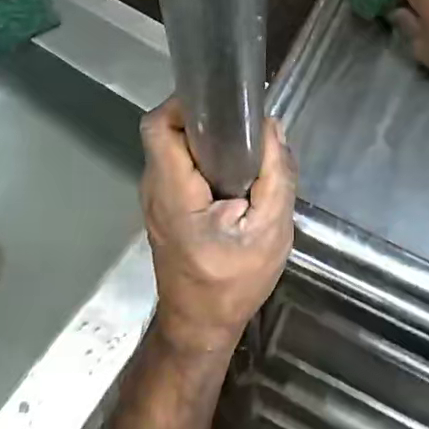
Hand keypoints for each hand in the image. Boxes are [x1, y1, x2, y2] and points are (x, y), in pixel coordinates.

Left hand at [138, 100, 295, 354]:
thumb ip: (275, 175)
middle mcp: (154, 186)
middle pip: (166, 130)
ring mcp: (154, 196)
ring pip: (173, 146)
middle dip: (203, 120)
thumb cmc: (233, 282)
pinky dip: (202, 159)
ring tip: (241, 150)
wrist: (200, 325)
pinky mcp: (162, 204)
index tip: (221, 104)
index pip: (159, 125)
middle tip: (241, 127)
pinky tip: (232, 174)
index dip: (184, 103)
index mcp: (173, 189)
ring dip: (204, 140)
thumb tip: (272, 127)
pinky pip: (178, 165)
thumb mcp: (270, 231)